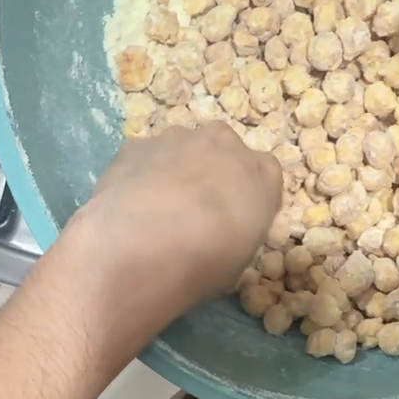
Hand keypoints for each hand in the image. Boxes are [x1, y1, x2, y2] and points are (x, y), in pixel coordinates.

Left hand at [58, 122, 282, 335]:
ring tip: (159, 213)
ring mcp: (178, 137)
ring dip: (176, 172)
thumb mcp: (239, 260)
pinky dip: (143, 176)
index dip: (250, 198)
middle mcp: (224, 143)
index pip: (265, 176)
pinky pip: (146, 158)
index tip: (238, 222)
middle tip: (197, 215)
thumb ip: (237, 234)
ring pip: (183, 150)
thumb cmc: (208, 261)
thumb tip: (220, 236)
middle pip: (224, 153)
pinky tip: (132, 208)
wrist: (146, 245)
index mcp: (262, 173)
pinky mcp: (138, 144)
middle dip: (213, 176)